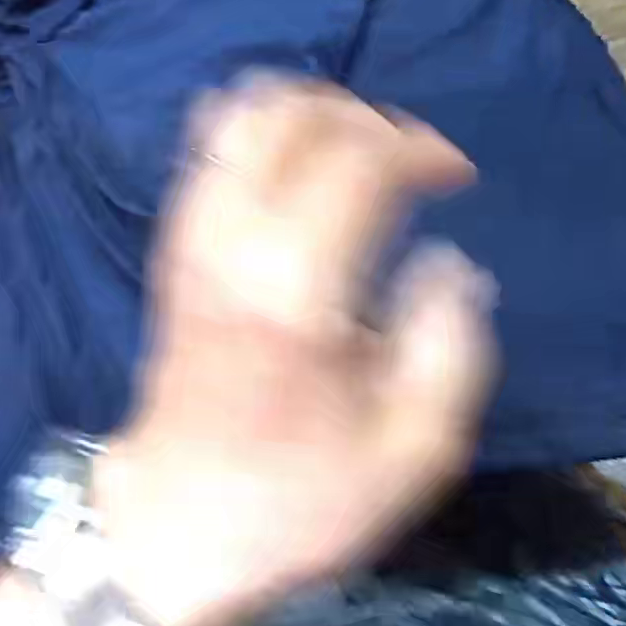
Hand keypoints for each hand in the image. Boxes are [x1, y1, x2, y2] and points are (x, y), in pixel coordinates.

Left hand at [94, 74, 497, 625]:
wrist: (176, 518)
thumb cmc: (296, 494)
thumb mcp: (413, 449)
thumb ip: (448, 342)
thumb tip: (447, 259)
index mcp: (296, 289)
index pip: (360, 160)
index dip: (419, 147)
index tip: (454, 174)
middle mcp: (233, 241)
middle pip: (297, 117)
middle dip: (368, 116)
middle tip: (406, 155)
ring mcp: (190, 234)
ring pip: (241, 115)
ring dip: (308, 107)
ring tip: (353, 141)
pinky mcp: (171, 241)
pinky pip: (205, 147)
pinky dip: (255, 125)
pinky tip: (293, 152)